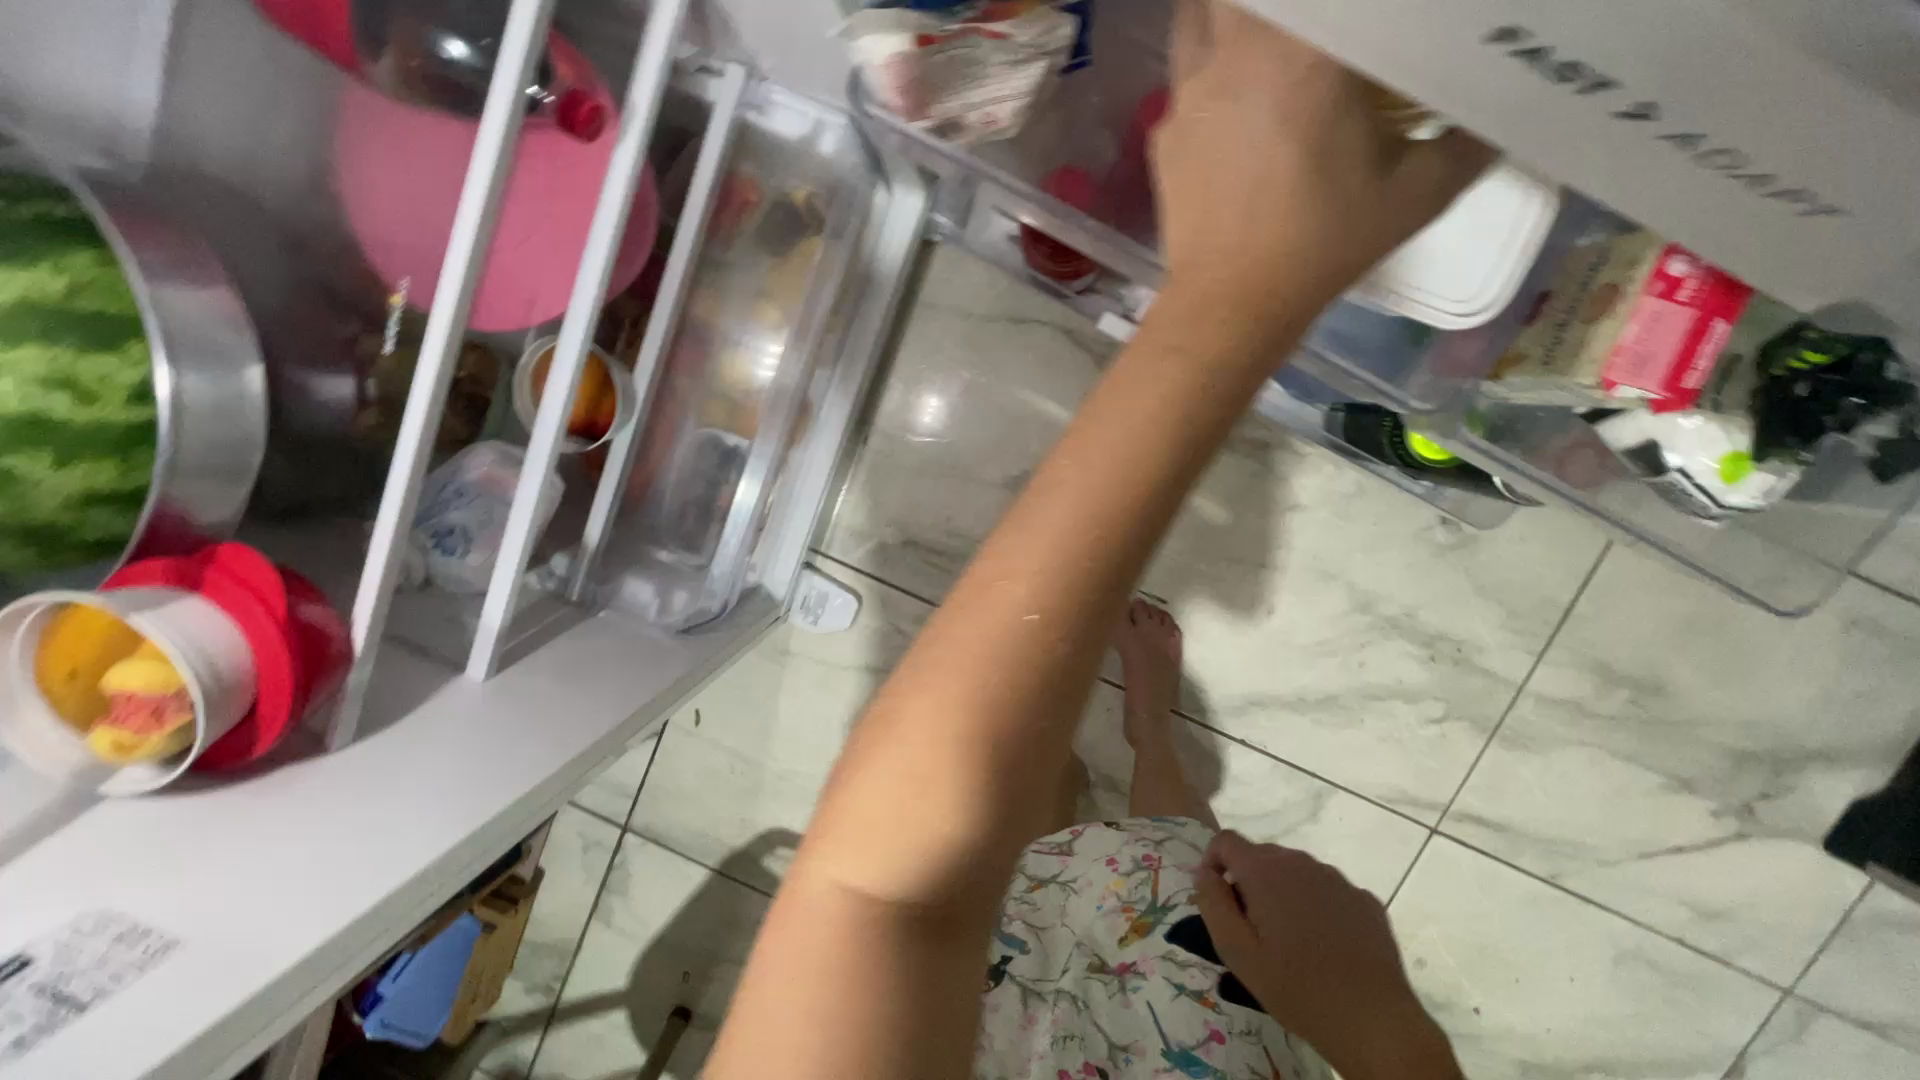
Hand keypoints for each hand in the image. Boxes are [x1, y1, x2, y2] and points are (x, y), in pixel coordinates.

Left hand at [1152, 0, 1493, 337]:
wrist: (1232, 303)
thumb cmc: (1322, 247)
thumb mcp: (1413, 196)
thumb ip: (1466, 144)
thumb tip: (1499, 119)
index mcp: (1305, 54)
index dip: (1339, 1)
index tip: (1358, 15)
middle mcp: (1238, 55)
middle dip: (1276, 0)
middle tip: (1304, 16)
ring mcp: (1190, 94)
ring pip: (1195, 13)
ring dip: (1225, 10)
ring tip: (1259, 25)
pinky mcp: (1163, 133)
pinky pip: (1180, 77)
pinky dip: (1202, 70)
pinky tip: (1226, 99)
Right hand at [1193, 832, 1462, 1079]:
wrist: (1373, 1022)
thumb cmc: (1294, 987)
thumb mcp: (1236, 950)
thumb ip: (1212, 901)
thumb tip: (1205, 872)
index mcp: (1265, 870)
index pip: (1225, 840)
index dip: (1213, 863)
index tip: (1218, 901)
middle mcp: (1301, 862)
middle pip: (1261, 855)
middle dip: (1248, 882)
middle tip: (1252, 930)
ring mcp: (1337, 879)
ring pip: (1295, 872)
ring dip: (1282, 893)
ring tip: (1289, 941)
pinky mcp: (1364, 900)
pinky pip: (1327, 891)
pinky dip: (1316, 907)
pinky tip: (1324, 947)